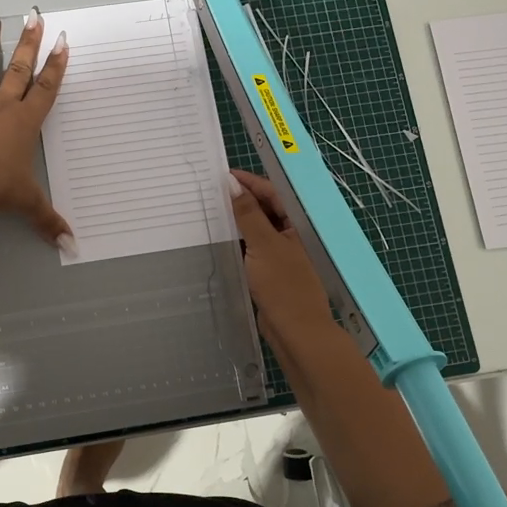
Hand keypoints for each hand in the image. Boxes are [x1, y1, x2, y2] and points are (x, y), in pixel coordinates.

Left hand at [0, 10, 71, 247]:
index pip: (47, 88)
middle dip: (29, 42)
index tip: (63, 40)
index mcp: (26, 122)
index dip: (57, 65)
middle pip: (19, 69)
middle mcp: (2, 107)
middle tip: (34, 15)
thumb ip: (50, 222)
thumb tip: (72, 245)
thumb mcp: (29, 205)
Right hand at [228, 169, 338, 348]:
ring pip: (256, 228)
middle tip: (211, 192)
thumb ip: (248, 214)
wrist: (297, 332)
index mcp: (297, 224)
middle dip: (240, 199)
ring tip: (210, 211)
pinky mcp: (270, 270)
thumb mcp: (263, 244)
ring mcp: (280, 253)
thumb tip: (233, 186)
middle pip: (264, 208)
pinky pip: (252, 247)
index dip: (248, 182)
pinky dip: (238, 240)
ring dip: (237, 220)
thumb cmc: (284, 285)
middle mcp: (290, 234)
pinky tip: (219, 238)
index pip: (272, 192)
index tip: (222, 175)